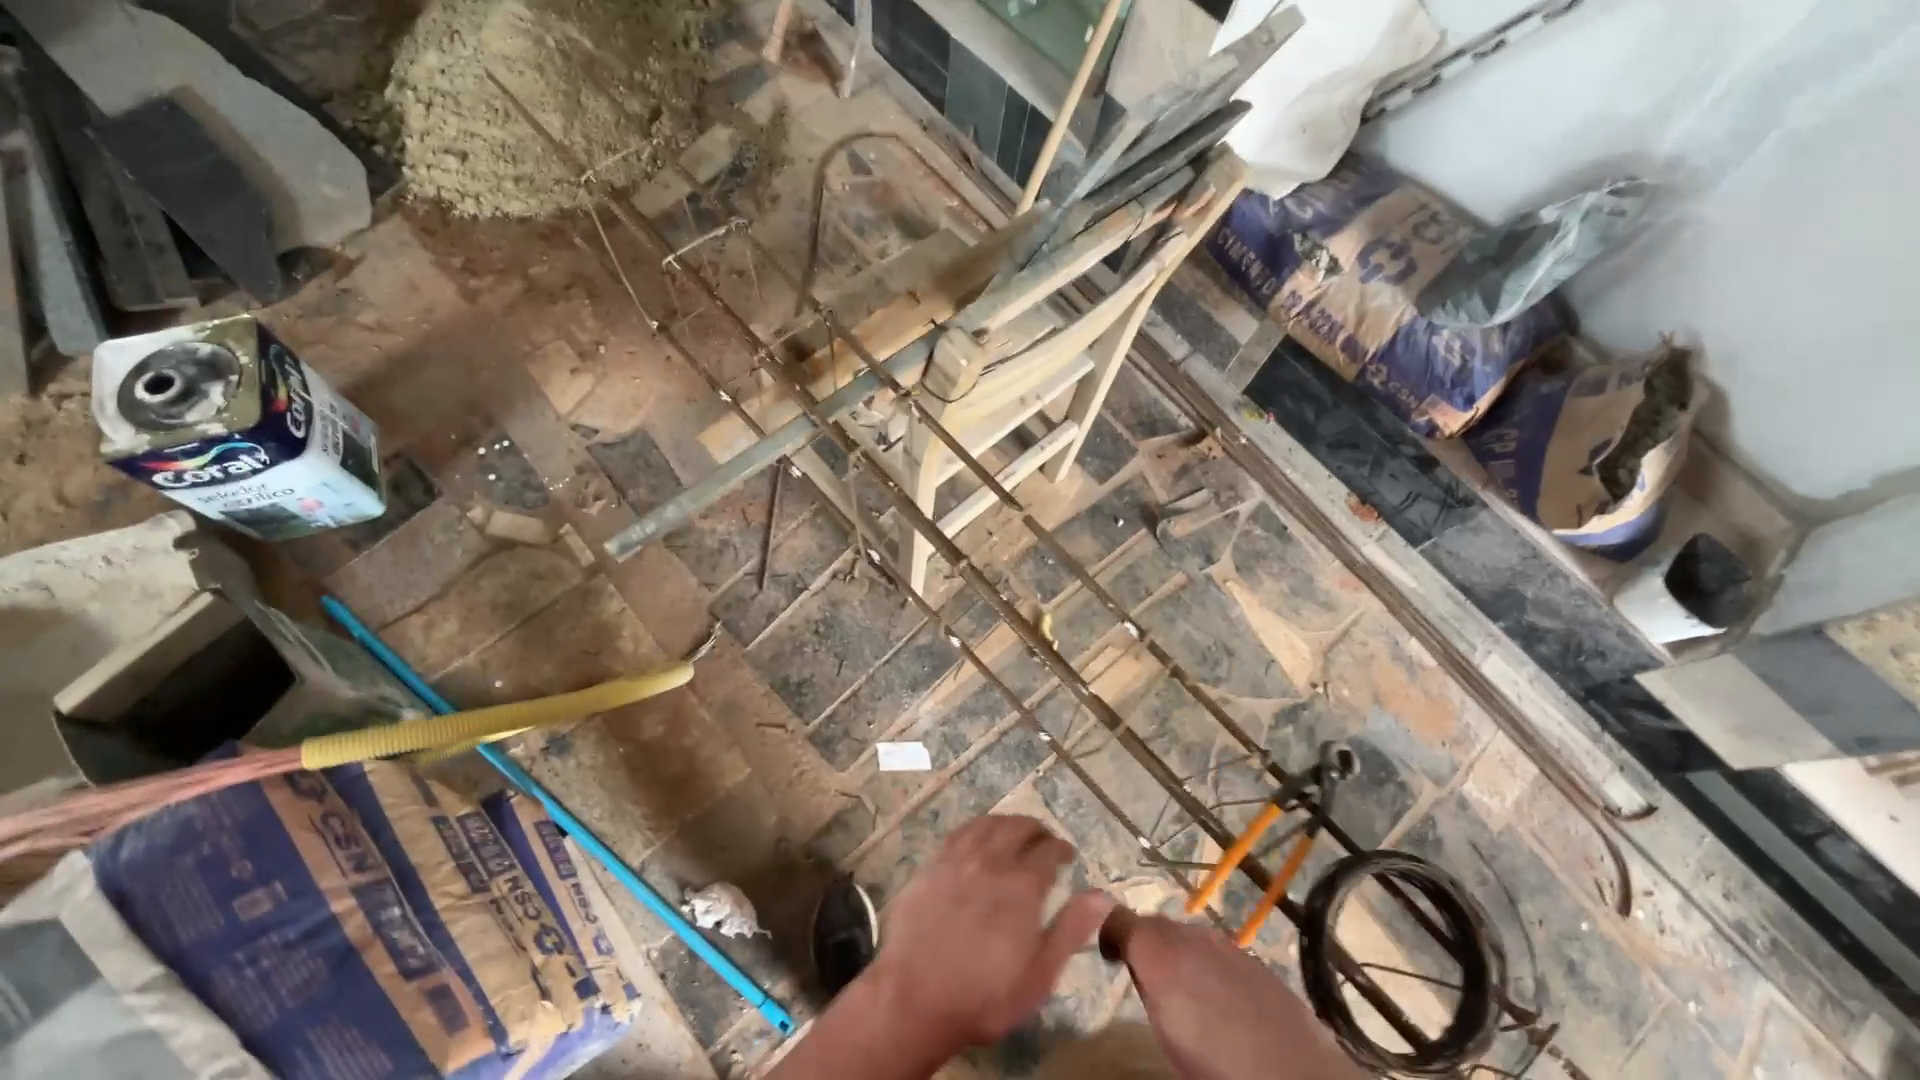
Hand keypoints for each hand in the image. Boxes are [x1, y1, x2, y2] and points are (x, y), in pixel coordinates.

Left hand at [865, 815, 1114, 1054]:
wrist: (913, 1000)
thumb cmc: (984, 997)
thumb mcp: (1039, 974)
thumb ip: (1071, 929)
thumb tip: (1103, 895)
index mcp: (1021, 887)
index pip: (1048, 850)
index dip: (1062, 848)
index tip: (1068, 855)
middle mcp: (990, 863)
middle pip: (1017, 828)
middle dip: (1037, 830)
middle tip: (1045, 841)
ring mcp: (955, 862)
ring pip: (986, 824)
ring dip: (1006, 823)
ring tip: (1015, 833)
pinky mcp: (929, 868)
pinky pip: (957, 834)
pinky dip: (976, 828)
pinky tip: (977, 839)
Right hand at [1100, 908, 1363, 1079]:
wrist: (1296, 1074)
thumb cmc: (1219, 1067)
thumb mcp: (1168, 1036)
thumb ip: (1148, 990)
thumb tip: (1135, 969)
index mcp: (1160, 955)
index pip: (1119, 919)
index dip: (1107, 932)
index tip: (1107, 957)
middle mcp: (1191, 938)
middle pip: (1154, 925)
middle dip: (1143, 944)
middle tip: (1142, 980)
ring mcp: (1227, 945)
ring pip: (1187, 936)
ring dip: (1177, 954)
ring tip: (1182, 993)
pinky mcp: (1255, 960)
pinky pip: (1217, 952)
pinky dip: (1208, 965)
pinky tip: (1219, 1001)